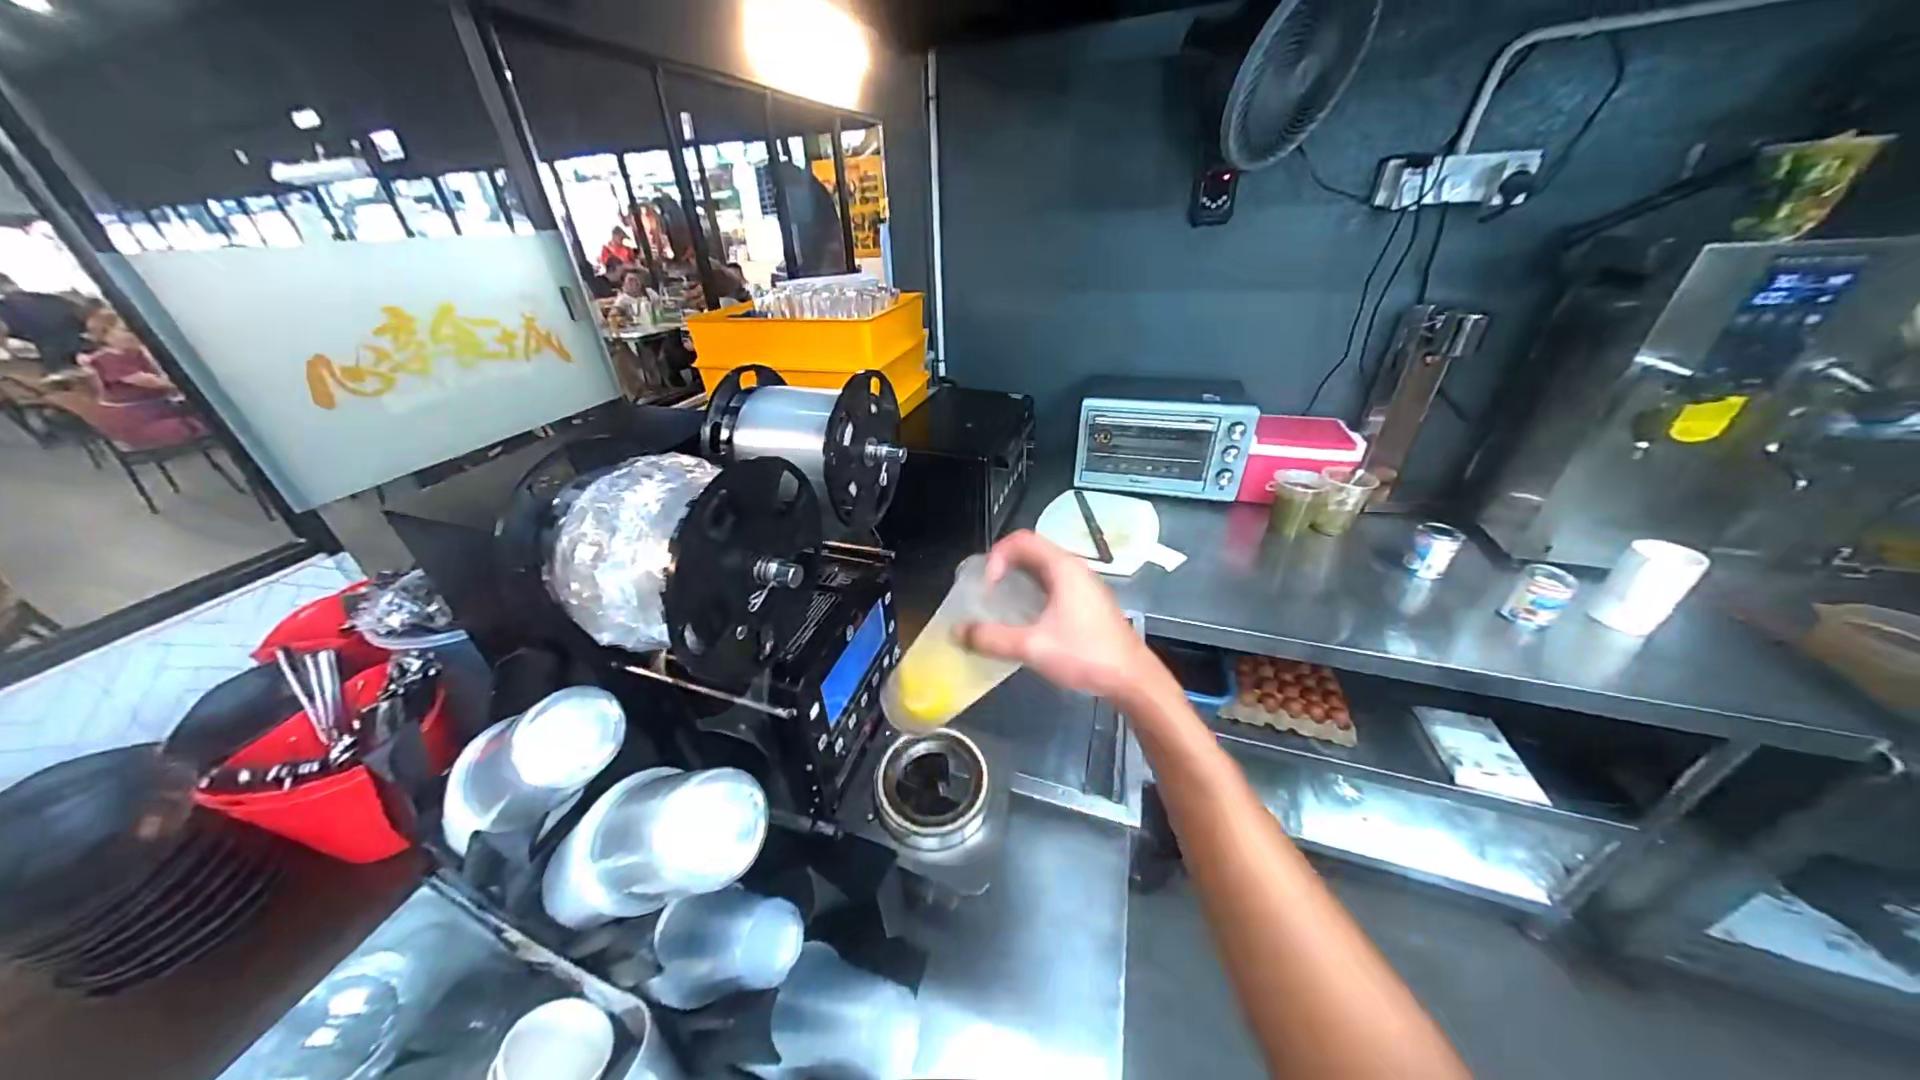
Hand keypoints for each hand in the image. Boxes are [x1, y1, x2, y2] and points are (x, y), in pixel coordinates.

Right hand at [958, 530, 1168, 704]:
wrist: (1131, 678)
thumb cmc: (1086, 655)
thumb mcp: (1032, 647)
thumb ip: (991, 639)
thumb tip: (958, 631)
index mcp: (1063, 568)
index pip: (1021, 540)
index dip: (996, 555)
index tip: (987, 585)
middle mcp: (1075, 569)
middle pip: (1032, 551)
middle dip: (1004, 566)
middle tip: (987, 592)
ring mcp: (1084, 585)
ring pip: (1043, 568)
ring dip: (1019, 579)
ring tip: (1001, 605)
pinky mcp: (1088, 602)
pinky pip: (1054, 584)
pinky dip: (1034, 592)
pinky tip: (1026, 619)